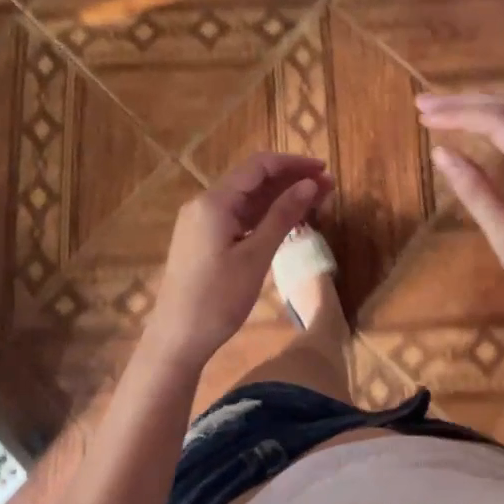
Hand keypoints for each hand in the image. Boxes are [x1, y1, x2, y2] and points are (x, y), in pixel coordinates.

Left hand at [144, 153, 332, 367]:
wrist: (176, 339)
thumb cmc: (217, 299)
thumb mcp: (256, 256)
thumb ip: (283, 216)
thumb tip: (310, 184)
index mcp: (214, 201)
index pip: (258, 166)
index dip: (293, 163)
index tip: (323, 168)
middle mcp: (205, 203)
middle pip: (253, 179)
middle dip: (290, 179)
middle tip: (328, 186)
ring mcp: (202, 221)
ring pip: (247, 199)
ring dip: (279, 196)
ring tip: (316, 200)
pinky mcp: (204, 239)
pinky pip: (238, 216)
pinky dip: (264, 215)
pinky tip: (288, 219)